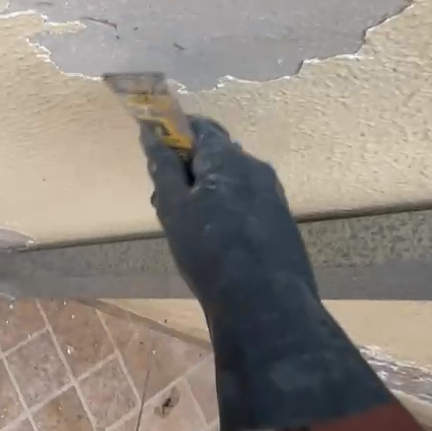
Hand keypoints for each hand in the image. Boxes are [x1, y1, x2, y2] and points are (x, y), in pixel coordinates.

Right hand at [140, 118, 318, 300]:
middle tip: (163, 196)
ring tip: (185, 222)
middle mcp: (255, 168)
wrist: (265, 303)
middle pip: (216, 154)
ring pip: (230, 179)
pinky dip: (223, 206)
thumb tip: (151, 134)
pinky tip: (212, 236)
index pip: (200, 127)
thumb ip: (163, 168)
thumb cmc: (209, 251)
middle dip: (188, 166)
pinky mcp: (280, 220)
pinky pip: (245, 199)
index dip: (175, 131)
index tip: (154, 148)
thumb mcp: (174, 208)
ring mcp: (272, 194)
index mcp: (228, 159)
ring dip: (205, 189)